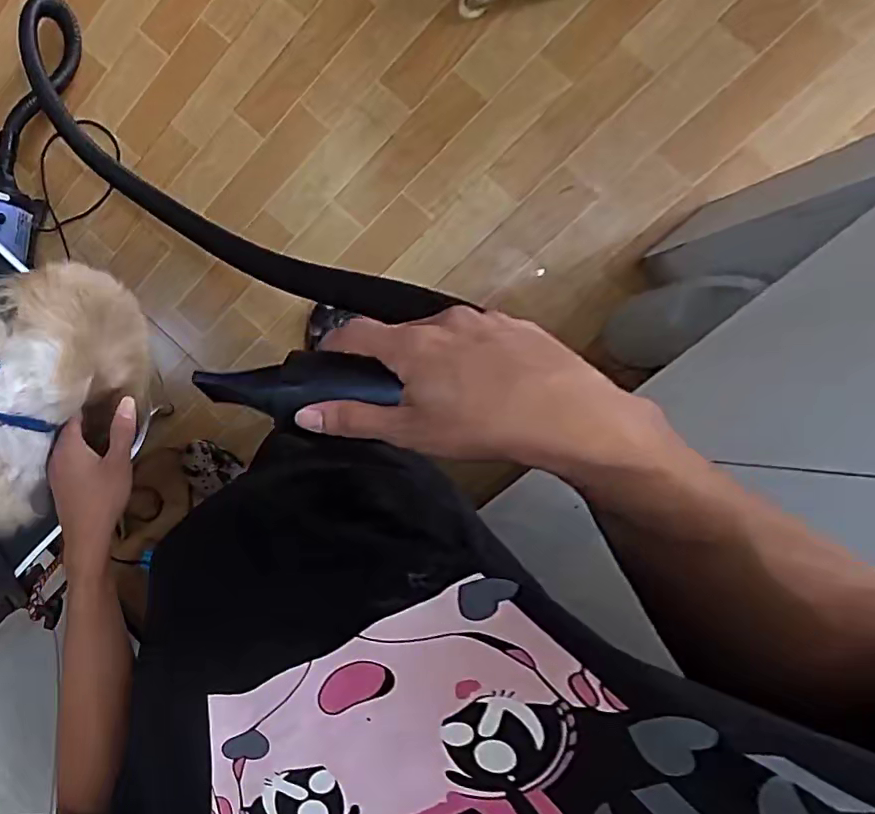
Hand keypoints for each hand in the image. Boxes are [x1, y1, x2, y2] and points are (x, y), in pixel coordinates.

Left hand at [49, 395, 135, 575]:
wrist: (87, 536)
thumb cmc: (104, 497)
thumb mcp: (119, 463)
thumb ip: (122, 431)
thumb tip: (126, 401)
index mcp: (68, 444)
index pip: (74, 414)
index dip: (88, 404)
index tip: (105, 398)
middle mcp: (56, 454)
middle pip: (68, 429)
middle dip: (86, 421)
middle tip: (108, 413)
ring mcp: (54, 471)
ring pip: (67, 446)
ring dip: (83, 439)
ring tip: (103, 434)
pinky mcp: (58, 485)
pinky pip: (67, 460)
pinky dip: (79, 454)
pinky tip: (93, 459)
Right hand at [293, 308, 692, 489]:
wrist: (568, 416)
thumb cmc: (483, 425)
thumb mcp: (409, 431)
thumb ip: (354, 420)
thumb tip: (306, 414)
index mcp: (411, 345)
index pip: (355, 332)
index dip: (335, 344)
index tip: (329, 358)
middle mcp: (444, 321)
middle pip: (399, 334)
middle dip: (389, 359)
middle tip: (395, 394)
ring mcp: (483, 320)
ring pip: (440, 335)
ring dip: (431, 357)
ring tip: (446, 395)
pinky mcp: (515, 327)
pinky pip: (477, 337)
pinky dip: (467, 355)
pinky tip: (484, 386)